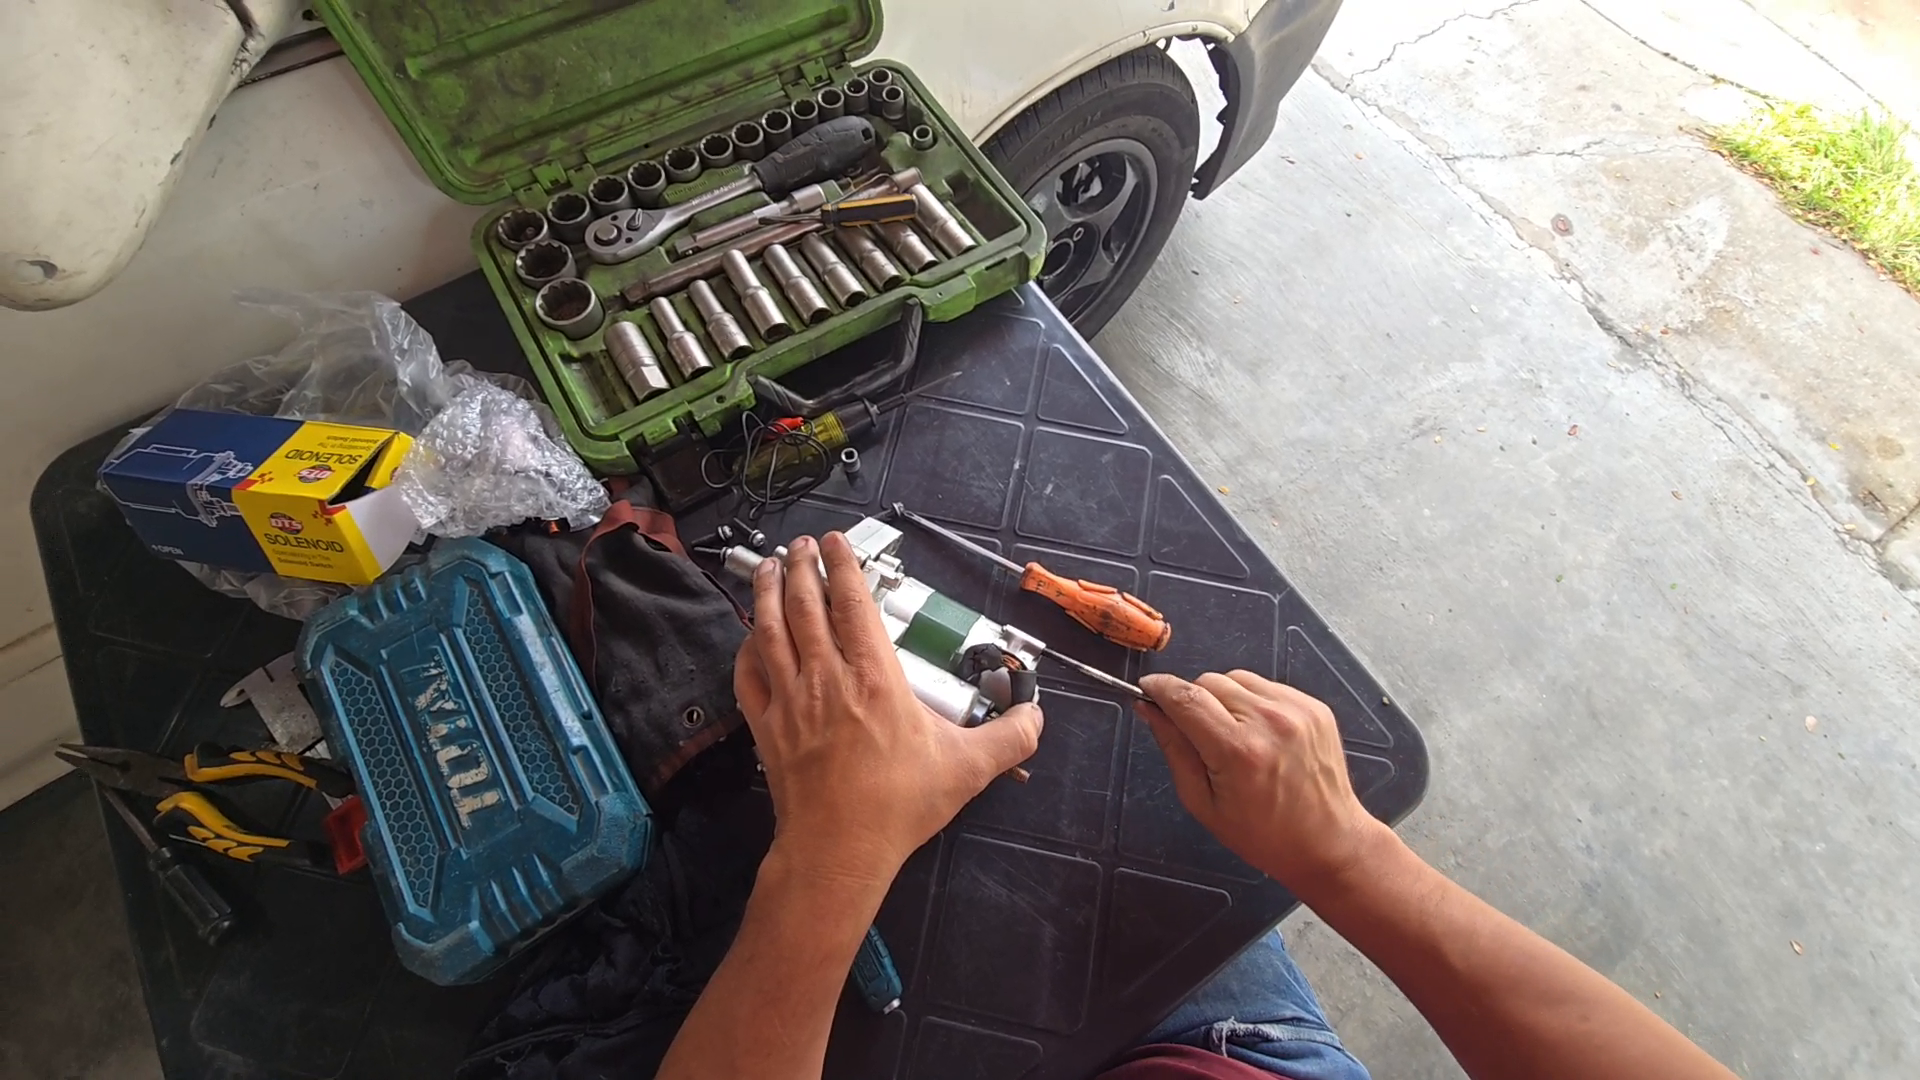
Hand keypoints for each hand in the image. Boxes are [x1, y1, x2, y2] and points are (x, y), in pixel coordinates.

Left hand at [734, 533, 1042, 888]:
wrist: (838, 850)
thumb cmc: (898, 804)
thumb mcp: (967, 768)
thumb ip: (1009, 738)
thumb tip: (1038, 716)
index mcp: (874, 676)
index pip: (852, 602)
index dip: (842, 565)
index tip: (835, 542)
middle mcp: (827, 677)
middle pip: (805, 604)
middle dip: (800, 566)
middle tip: (801, 545)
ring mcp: (790, 699)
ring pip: (770, 629)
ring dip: (768, 591)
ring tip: (768, 566)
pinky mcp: (766, 725)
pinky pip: (748, 673)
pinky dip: (747, 646)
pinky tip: (751, 634)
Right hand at [1137, 671, 1385, 893]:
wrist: (1330, 844)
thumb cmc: (1262, 834)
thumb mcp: (1201, 801)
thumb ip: (1172, 747)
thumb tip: (1148, 707)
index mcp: (1238, 750)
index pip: (1185, 697)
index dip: (1159, 687)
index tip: (1147, 688)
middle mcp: (1269, 722)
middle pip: (1208, 681)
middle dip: (1194, 699)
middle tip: (1200, 732)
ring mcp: (1296, 710)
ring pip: (1235, 677)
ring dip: (1224, 697)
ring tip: (1233, 732)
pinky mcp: (1314, 706)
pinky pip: (1264, 685)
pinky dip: (1252, 701)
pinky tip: (1259, 732)